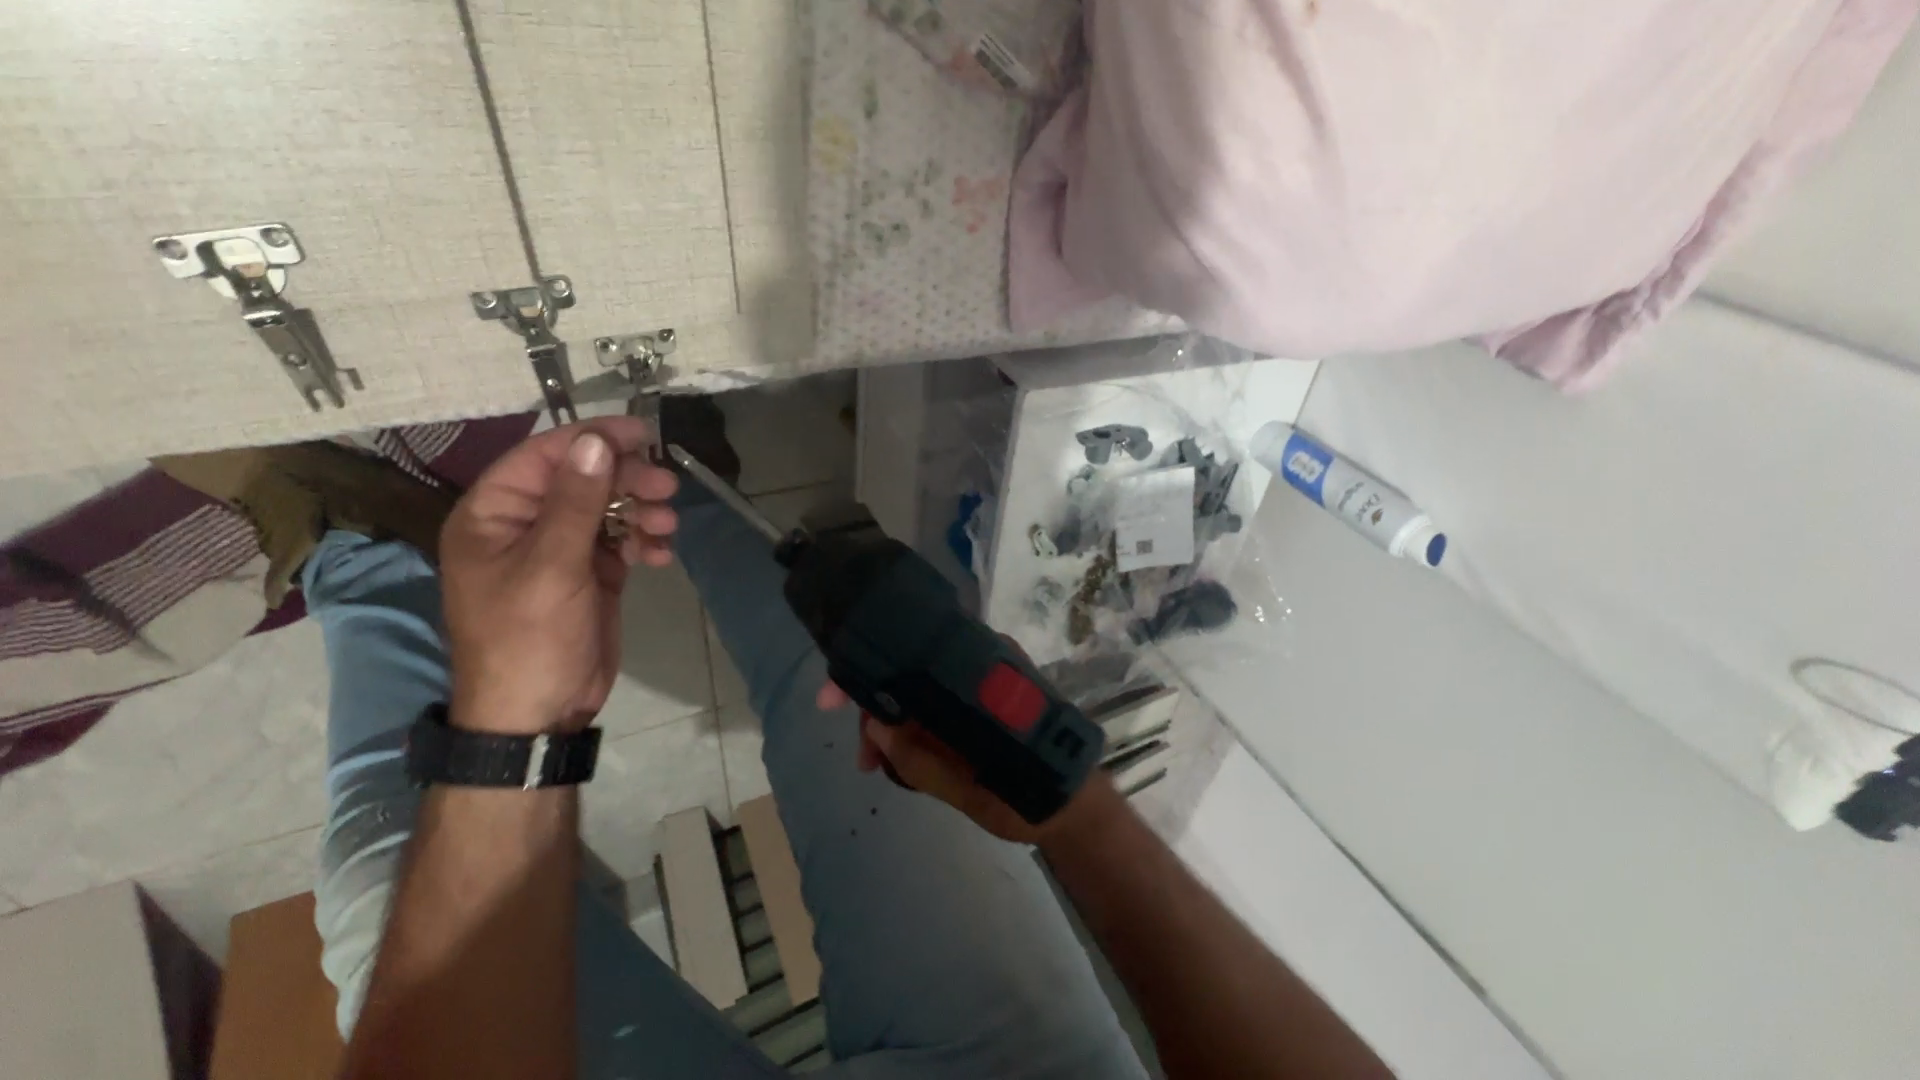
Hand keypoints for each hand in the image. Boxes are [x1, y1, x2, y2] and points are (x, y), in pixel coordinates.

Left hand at [440, 418, 678, 734]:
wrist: (538, 716)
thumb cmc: (529, 640)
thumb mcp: (550, 568)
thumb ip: (575, 502)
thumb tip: (594, 441)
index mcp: (493, 515)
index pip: (543, 457)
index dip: (591, 440)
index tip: (642, 434)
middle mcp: (524, 525)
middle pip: (581, 479)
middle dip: (626, 480)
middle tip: (667, 487)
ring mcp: (559, 552)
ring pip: (606, 509)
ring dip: (641, 511)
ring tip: (667, 526)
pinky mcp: (589, 576)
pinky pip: (619, 542)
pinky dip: (642, 542)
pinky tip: (660, 554)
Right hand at [815, 682, 1122, 846]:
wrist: (1072, 806)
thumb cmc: (1027, 796)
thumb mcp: (967, 788)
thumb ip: (920, 760)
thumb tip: (874, 727)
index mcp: (977, 673)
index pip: (908, 655)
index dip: (863, 673)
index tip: (830, 700)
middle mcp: (978, 662)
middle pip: (908, 669)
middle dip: (875, 707)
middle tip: (862, 758)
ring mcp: (980, 678)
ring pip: (918, 684)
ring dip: (892, 719)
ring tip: (876, 764)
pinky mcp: (980, 696)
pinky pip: (934, 697)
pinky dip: (913, 721)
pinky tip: (902, 751)